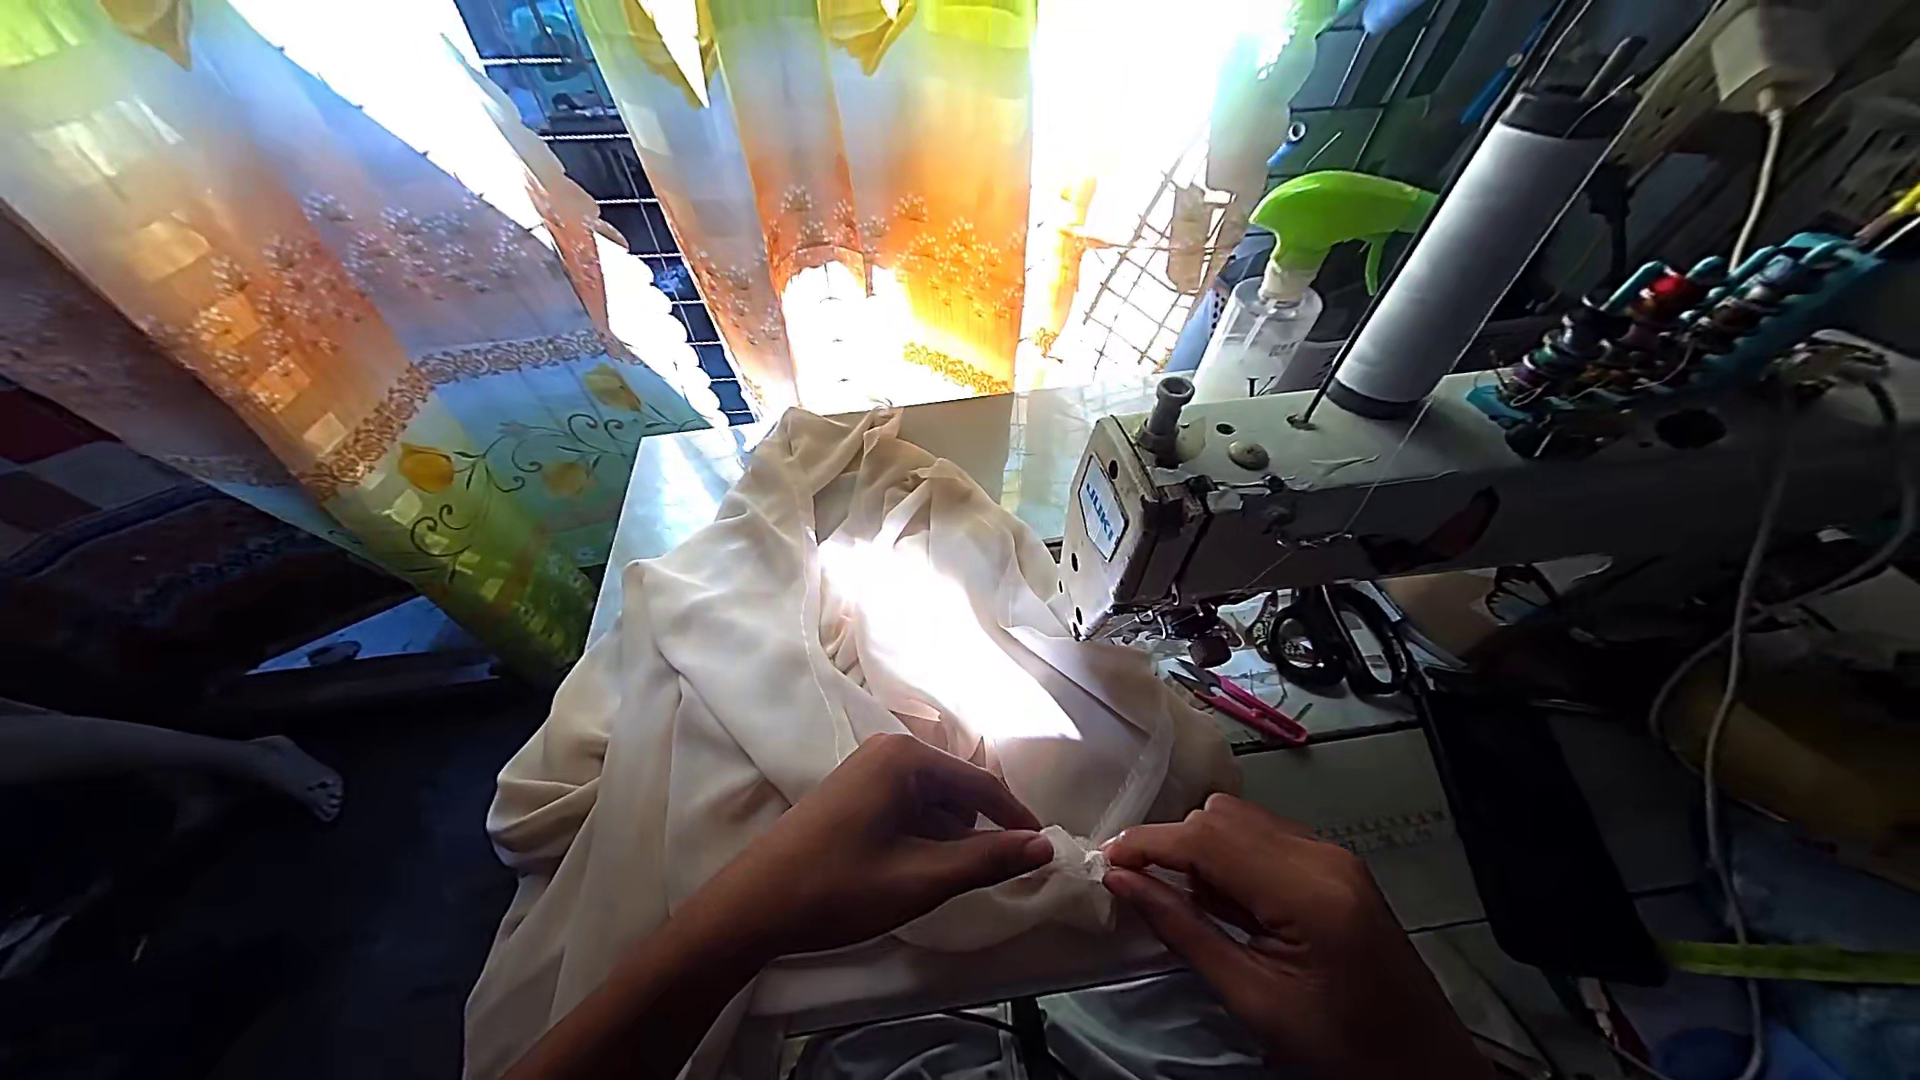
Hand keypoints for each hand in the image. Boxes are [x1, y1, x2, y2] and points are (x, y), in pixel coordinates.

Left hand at [691, 733, 1054, 959]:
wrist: (753, 904)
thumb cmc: (838, 887)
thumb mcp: (920, 878)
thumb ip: (985, 859)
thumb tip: (1043, 846)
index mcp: (906, 757)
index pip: (980, 783)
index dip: (1015, 817)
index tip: (1043, 848)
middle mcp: (889, 749)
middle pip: (955, 788)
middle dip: (975, 830)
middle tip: (984, 875)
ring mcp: (869, 766)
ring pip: (932, 799)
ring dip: (946, 835)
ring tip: (936, 877)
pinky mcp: (856, 787)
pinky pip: (907, 803)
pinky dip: (921, 833)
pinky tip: (911, 866)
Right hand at [1103, 794, 1487, 1079]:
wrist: (1429, 1073)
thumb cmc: (1344, 1052)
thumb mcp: (1254, 1001)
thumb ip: (1182, 931)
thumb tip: (1122, 880)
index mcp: (1310, 892)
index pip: (1209, 839)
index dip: (1149, 843)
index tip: (1108, 860)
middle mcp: (1322, 855)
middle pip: (1220, 817)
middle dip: (1175, 846)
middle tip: (1149, 890)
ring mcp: (1331, 852)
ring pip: (1237, 817)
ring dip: (1200, 848)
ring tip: (1195, 902)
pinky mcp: (1331, 859)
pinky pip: (1259, 833)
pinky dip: (1228, 854)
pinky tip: (1229, 899)